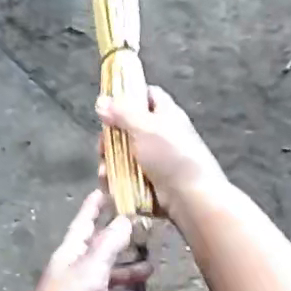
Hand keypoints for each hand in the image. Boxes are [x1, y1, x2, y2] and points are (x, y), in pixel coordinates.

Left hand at [15, 191, 152, 290]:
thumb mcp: (92, 269)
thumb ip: (110, 243)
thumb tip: (125, 218)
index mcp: (71, 252)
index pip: (85, 221)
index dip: (96, 205)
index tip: (107, 188)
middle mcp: (74, 268)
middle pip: (101, 249)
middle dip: (122, 241)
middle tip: (147, 234)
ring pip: (107, 275)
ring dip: (127, 272)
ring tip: (150, 268)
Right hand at [96, 86, 227, 214]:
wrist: (189, 196)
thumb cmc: (171, 155)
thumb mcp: (145, 127)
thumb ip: (121, 113)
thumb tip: (101, 100)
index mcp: (165, 114)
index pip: (147, 95)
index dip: (128, 95)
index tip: (109, 104)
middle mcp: (159, 133)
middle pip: (126, 126)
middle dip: (110, 137)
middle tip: (102, 146)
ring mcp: (153, 158)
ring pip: (122, 152)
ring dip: (109, 160)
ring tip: (105, 171)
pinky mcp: (147, 179)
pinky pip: (124, 173)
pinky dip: (114, 177)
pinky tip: (109, 182)